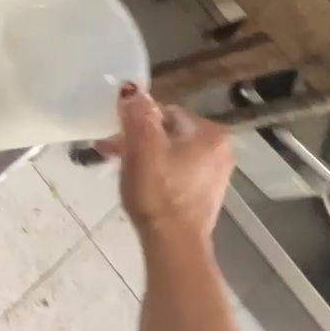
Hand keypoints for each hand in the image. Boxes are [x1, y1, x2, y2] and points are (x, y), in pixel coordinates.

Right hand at [94, 84, 233, 246]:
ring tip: (120, 168)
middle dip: (137, 138)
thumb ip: (137, 115)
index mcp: (209, 133)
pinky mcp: (205, 192)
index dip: (135, 120)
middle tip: (109, 152)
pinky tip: (141, 184)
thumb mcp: (141, 148)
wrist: (173, 241)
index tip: (113, 135)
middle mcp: (220, 149)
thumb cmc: (157, 191)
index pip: (165, 111)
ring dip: (144, 154)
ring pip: (171, 151)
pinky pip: (176, 169)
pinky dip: (157, 171)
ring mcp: (215, 172)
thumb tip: (131, 89)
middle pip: (168, 131)